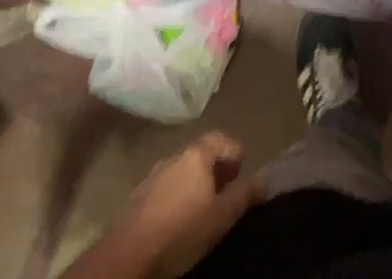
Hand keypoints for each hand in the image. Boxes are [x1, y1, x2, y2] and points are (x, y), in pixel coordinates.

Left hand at [104, 131, 265, 277]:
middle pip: (201, 152)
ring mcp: (152, 174)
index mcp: (195, 155)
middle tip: (228, 192)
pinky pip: (167, 185)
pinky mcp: (138, 195)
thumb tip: (263, 178)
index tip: (243, 174)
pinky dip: (180, 193)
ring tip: (206, 207)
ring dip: (198, 182)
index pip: (222, 137)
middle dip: (218, 168)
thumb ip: (244, 194)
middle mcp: (173, 157)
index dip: (236, 152)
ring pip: (183, 170)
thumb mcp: (222, 215)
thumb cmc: (182, 230)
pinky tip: (181, 217)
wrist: (128, 255)